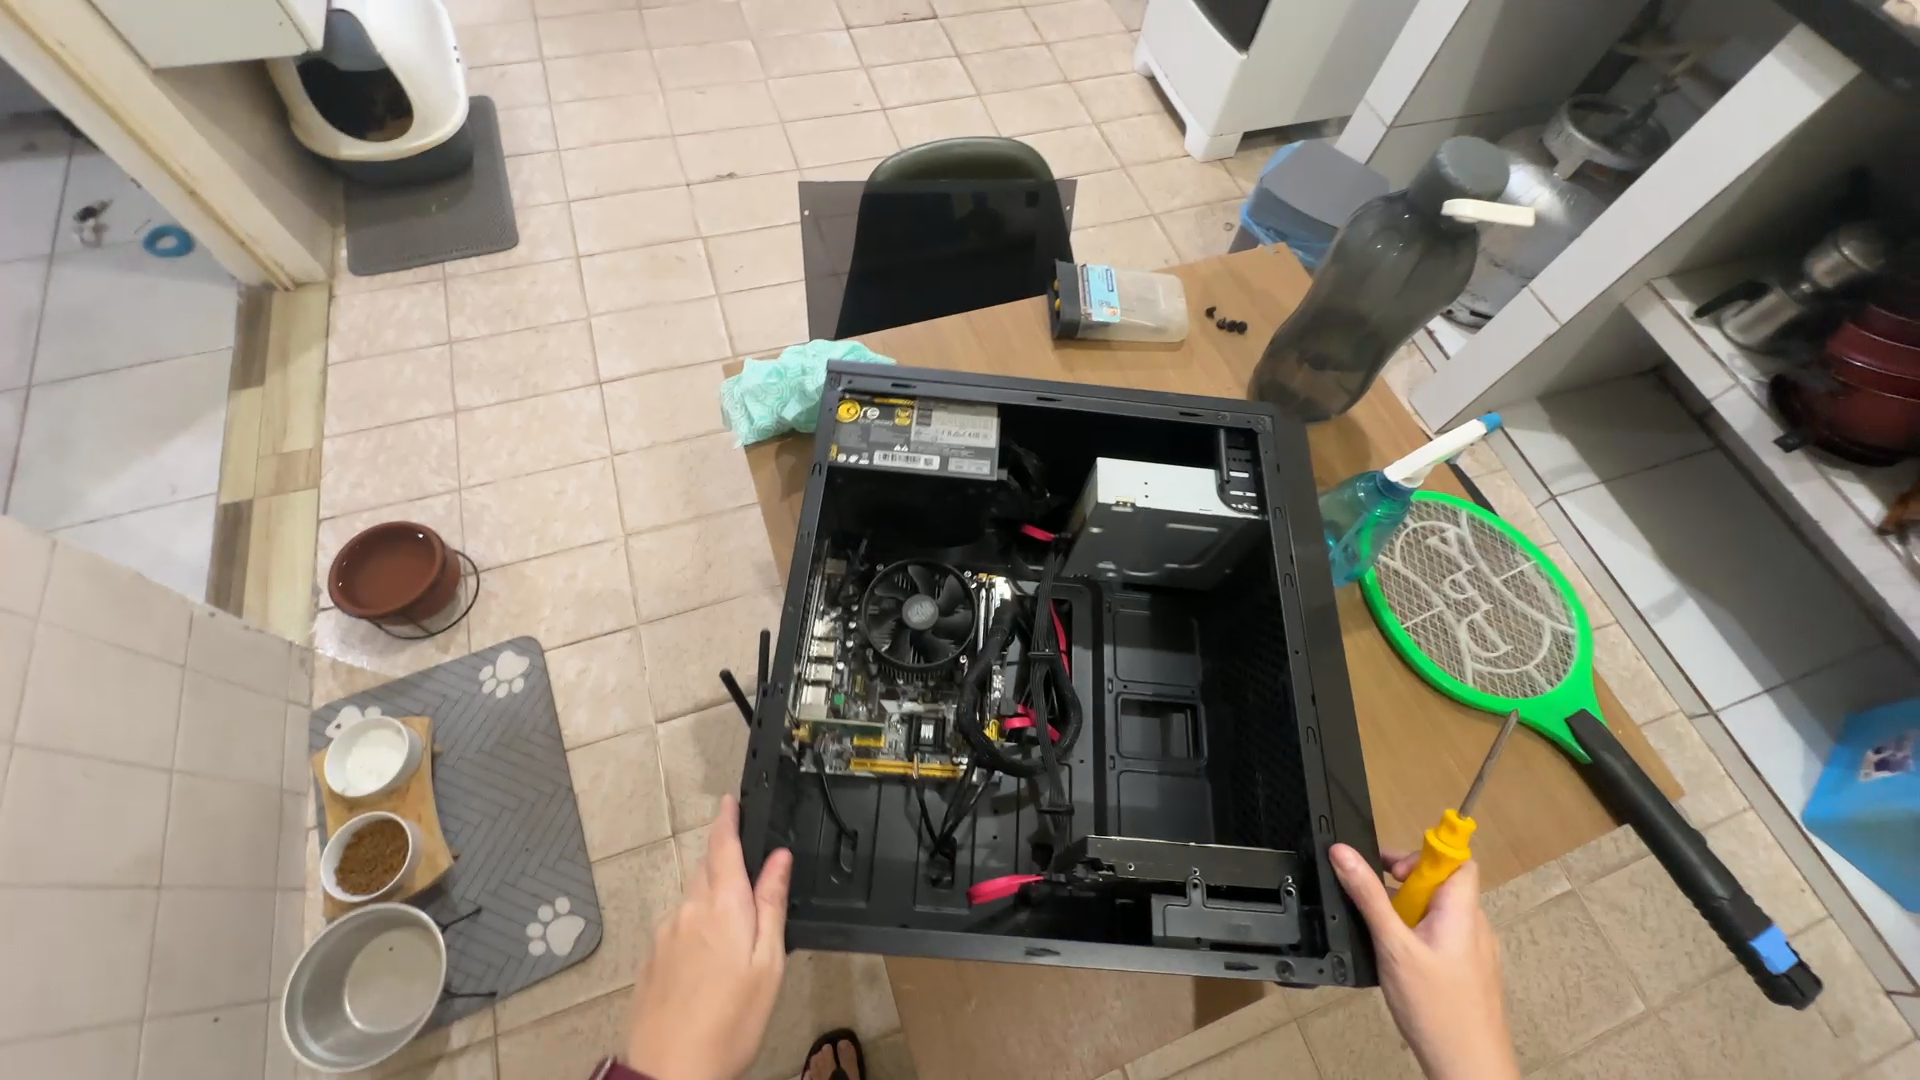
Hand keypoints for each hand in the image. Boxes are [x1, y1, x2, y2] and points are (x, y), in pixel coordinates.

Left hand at [626, 795, 793, 1079]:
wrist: (669, 1073)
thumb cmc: (731, 1020)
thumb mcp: (768, 962)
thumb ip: (771, 903)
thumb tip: (779, 858)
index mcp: (722, 905)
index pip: (722, 846)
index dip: (727, 818)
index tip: (730, 799)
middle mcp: (689, 910)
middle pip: (707, 869)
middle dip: (724, 859)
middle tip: (748, 870)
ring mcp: (665, 934)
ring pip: (693, 898)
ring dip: (712, 897)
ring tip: (734, 933)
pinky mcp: (652, 958)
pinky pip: (679, 926)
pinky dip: (697, 926)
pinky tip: (709, 960)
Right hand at [1329, 843, 1518, 1079]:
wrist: (1470, 1070)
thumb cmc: (1435, 1006)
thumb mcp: (1392, 946)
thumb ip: (1368, 896)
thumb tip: (1342, 851)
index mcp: (1462, 913)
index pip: (1457, 860)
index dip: (1423, 853)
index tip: (1390, 867)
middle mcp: (1474, 926)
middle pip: (1442, 882)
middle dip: (1404, 882)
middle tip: (1373, 898)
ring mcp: (1474, 951)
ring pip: (1439, 910)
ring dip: (1407, 909)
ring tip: (1381, 931)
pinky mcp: (1468, 972)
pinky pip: (1441, 933)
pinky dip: (1416, 931)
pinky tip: (1397, 956)